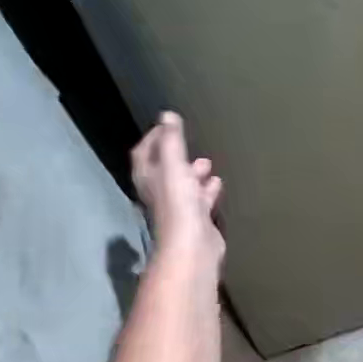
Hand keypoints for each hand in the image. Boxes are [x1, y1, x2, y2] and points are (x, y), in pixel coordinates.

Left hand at [131, 113, 223, 263]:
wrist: (193, 246)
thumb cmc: (178, 204)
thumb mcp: (174, 165)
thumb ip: (172, 141)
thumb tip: (167, 115)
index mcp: (149, 178)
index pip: (145, 153)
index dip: (154, 138)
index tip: (167, 126)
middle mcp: (160, 193)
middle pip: (164, 170)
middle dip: (176, 156)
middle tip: (188, 143)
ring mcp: (178, 208)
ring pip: (184, 185)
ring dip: (193, 173)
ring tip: (207, 163)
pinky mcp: (196, 221)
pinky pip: (201, 201)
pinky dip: (207, 191)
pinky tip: (217, 184)